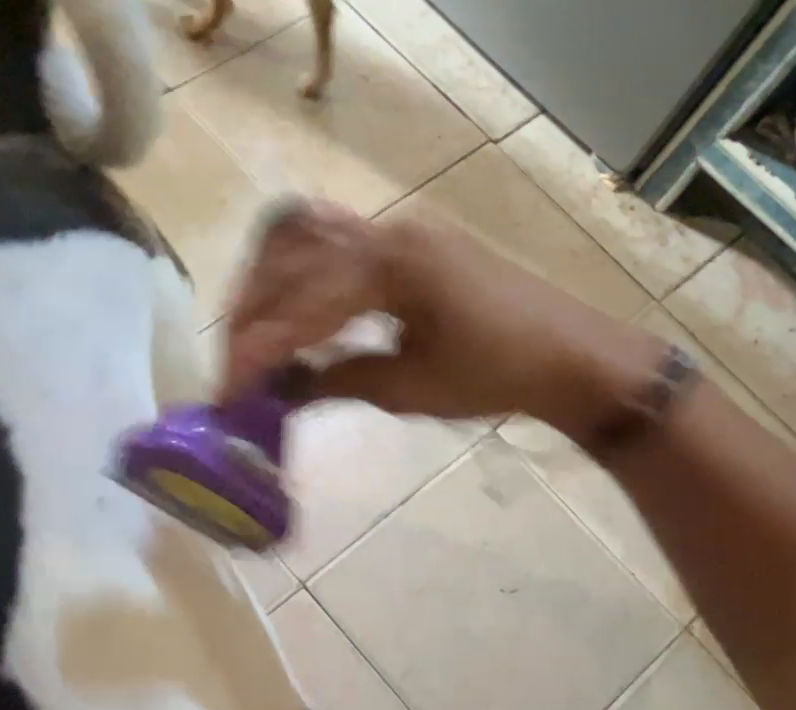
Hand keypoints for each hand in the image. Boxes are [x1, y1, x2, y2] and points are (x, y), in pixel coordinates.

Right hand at [222, 200, 668, 445]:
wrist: (569, 353)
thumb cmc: (496, 377)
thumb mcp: (409, 391)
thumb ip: (335, 382)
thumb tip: (276, 394)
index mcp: (392, 267)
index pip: (299, 305)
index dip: (256, 350)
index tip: (226, 392)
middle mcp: (387, 231)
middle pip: (288, 256)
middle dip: (250, 313)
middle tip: (232, 366)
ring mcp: (398, 228)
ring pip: (303, 236)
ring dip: (267, 284)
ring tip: (250, 336)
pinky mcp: (406, 239)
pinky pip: (332, 241)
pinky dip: (297, 273)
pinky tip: (290, 309)